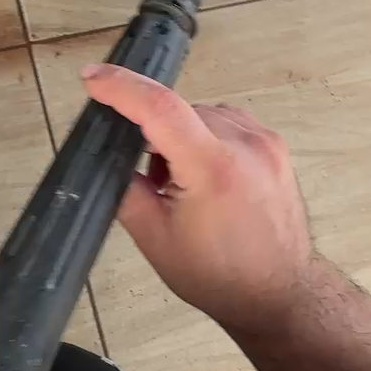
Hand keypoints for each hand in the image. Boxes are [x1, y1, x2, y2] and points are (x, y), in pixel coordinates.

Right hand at [81, 63, 313, 331]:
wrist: (278, 292)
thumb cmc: (216, 274)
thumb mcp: (154, 237)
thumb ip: (126, 188)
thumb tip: (111, 153)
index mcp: (213, 169)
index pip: (161, 107)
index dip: (122, 87)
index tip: (92, 79)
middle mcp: (246, 145)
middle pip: (181, 111)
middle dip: (155, 134)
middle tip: (154, 180)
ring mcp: (266, 141)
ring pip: (203, 114)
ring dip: (183, 135)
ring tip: (185, 183)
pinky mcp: (276, 144)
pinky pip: (228, 121)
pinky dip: (207, 137)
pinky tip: (208, 174)